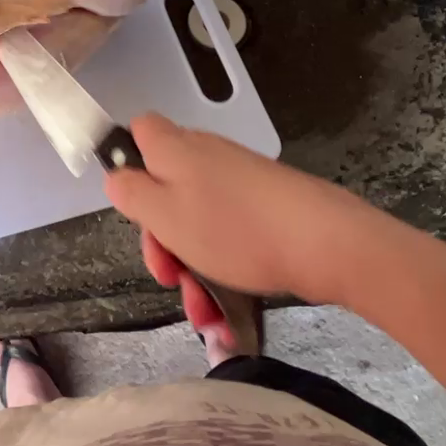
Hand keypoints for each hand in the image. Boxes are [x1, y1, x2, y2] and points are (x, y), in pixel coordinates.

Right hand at [103, 113, 401, 306]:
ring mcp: (239, 181)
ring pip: (196, 221)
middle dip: (161, 240)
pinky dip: (222, 267)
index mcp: (174, 148)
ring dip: (191, 268)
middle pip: (164, 189)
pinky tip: (227, 311)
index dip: (128, 163)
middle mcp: (205, 155)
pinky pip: (229, 233)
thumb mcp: (163, 214)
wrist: (327, 242)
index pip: (138, 132)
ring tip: (204, 314)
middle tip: (169, 276)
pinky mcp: (267, 205)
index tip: (134, 205)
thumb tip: (118, 178)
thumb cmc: (233, 228)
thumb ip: (129, 192)